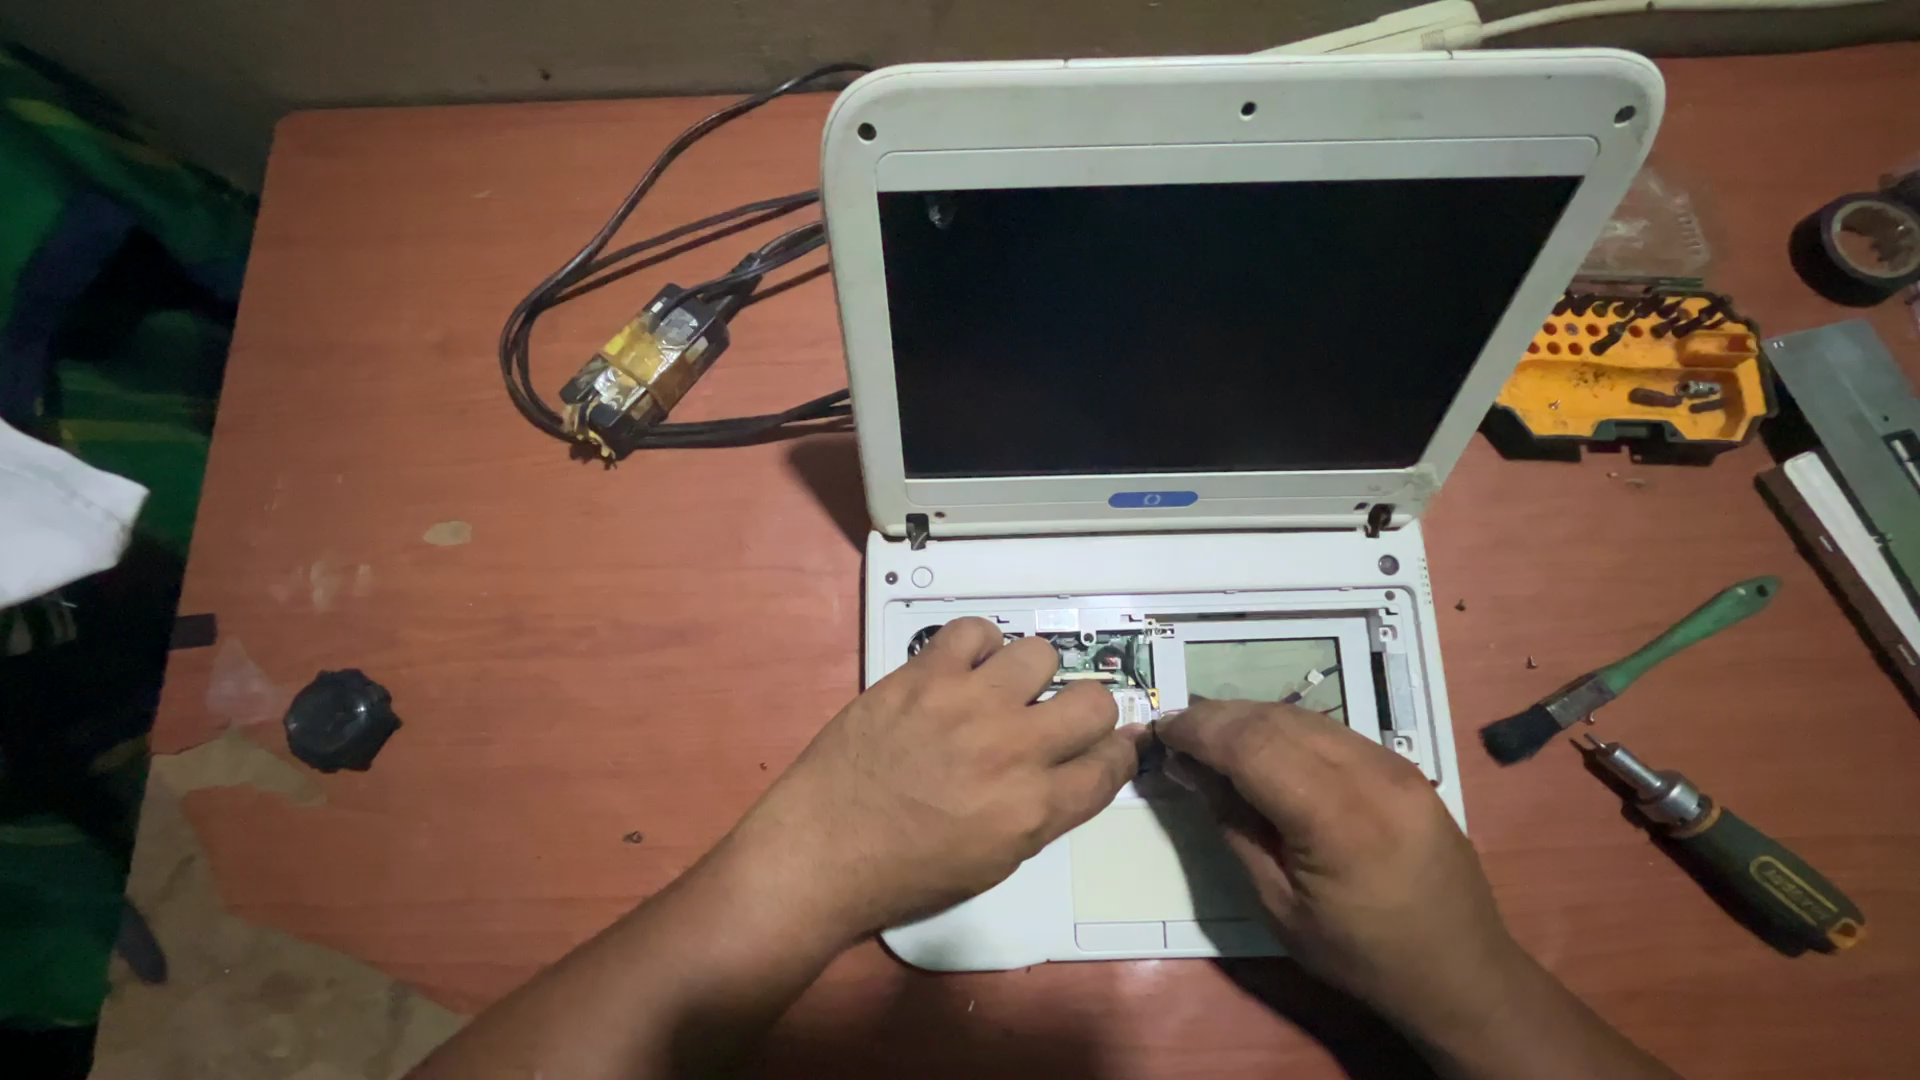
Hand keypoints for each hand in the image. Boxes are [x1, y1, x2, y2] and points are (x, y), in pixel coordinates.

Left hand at [724, 617, 1141, 940]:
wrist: (822, 849)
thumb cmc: (906, 871)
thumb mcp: (996, 860)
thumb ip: (1044, 809)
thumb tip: (1075, 765)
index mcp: (1035, 810)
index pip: (1112, 764)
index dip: (1115, 753)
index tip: (1104, 745)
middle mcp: (1014, 750)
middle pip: (1094, 702)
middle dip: (1084, 713)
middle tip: (1051, 719)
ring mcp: (968, 704)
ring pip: (1041, 654)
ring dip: (1028, 676)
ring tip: (998, 691)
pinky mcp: (924, 675)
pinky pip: (976, 630)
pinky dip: (977, 647)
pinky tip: (962, 669)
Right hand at [1157, 700, 1523, 1025]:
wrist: (1464, 974)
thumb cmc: (1360, 954)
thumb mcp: (1278, 904)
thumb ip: (1232, 825)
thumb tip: (1190, 767)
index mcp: (1339, 820)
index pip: (1252, 747)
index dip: (1200, 731)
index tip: (1161, 731)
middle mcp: (1371, 775)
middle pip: (1274, 720)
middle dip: (1216, 718)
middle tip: (1176, 731)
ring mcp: (1392, 764)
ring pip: (1300, 715)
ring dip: (1246, 717)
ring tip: (1207, 734)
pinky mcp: (1401, 764)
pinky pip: (1326, 728)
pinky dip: (1280, 726)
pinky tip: (1257, 744)